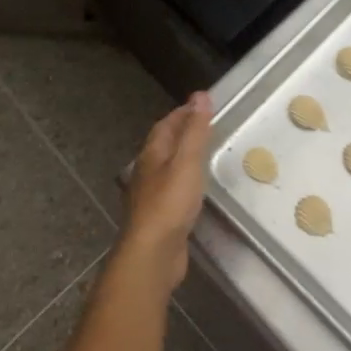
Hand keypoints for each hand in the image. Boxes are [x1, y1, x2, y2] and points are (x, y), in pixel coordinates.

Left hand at [118, 92, 213, 292]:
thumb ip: (196, 130)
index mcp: (152, 155)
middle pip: (163, 145)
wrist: (152, 254)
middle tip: (204, 125)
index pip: (165, 125)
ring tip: (202, 153)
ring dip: (181, 157)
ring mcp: (150, 197)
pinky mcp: (158, 218)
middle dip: (181, 132)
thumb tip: (200, 96)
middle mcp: (147, 173)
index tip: (200, 103)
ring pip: (166, 168)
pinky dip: (183, 181)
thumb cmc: (170, 203)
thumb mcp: (188, 161)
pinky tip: (193, 189)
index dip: (182, 113)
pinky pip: (171, 190)